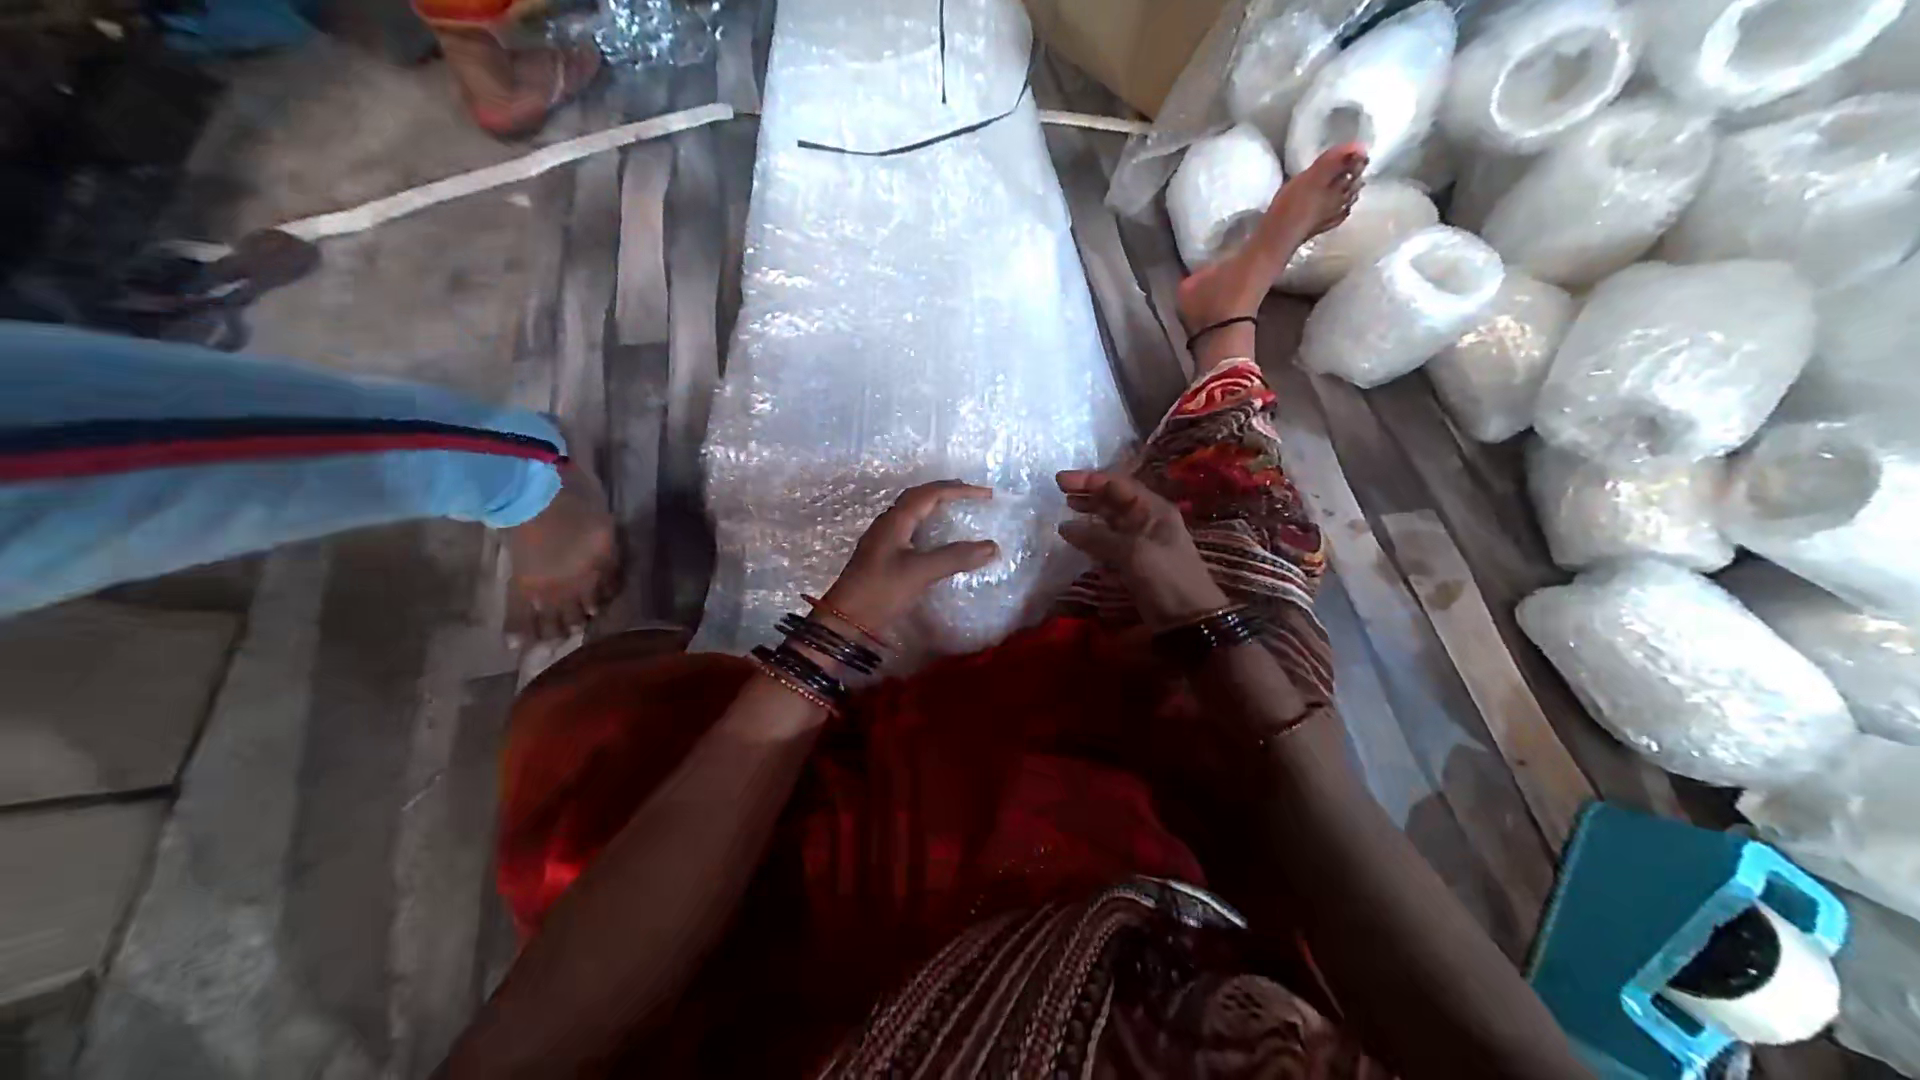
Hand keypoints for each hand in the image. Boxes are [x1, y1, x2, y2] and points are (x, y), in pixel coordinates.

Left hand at [821, 481, 999, 633]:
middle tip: (972, 494)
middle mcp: (887, 524)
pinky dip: (928, 525)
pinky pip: (909, 529)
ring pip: (912, 512)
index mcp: (894, 520)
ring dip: (935, 506)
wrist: (845, 620)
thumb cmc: (880, 591)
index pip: (930, 493)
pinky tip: (935, 539)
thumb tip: (992, 546)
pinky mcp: (882, 556)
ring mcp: (882, 540)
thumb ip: (955, 557)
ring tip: (957, 509)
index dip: (959, 490)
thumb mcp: (920, 572)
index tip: (986, 495)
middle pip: (918, 497)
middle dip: (946, 492)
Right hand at [1056, 470, 1230, 628]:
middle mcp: (1147, 520)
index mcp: (1154, 509)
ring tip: (1066, 512)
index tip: (1060, 481)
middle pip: (1113, 499)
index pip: (1118, 484)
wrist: (1189, 619)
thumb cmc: (1167, 578)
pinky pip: (1109, 544)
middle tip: (1060, 493)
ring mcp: (1140, 542)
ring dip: (1089, 515)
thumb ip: (1098, 538)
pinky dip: (1092, 539)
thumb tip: (1065, 527)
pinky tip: (1078, 541)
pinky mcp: (1133, 563)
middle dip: (1088, 494)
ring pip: (1110, 521)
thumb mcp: (1132, 553)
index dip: (1089, 479)